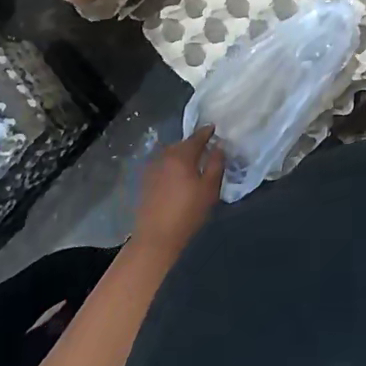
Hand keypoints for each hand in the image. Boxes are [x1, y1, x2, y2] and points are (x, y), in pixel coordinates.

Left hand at [134, 125, 225, 249]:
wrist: (156, 237)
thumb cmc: (188, 212)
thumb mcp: (209, 188)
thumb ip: (216, 164)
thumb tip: (219, 146)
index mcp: (181, 156)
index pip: (196, 137)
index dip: (207, 132)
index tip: (215, 128)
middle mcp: (164, 157)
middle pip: (182, 144)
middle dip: (194, 143)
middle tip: (207, 147)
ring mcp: (152, 169)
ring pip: (171, 154)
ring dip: (183, 154)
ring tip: (195, 161)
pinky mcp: (146, 181)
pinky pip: (163, 164)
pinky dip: (173, 164)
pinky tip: (179, 174)